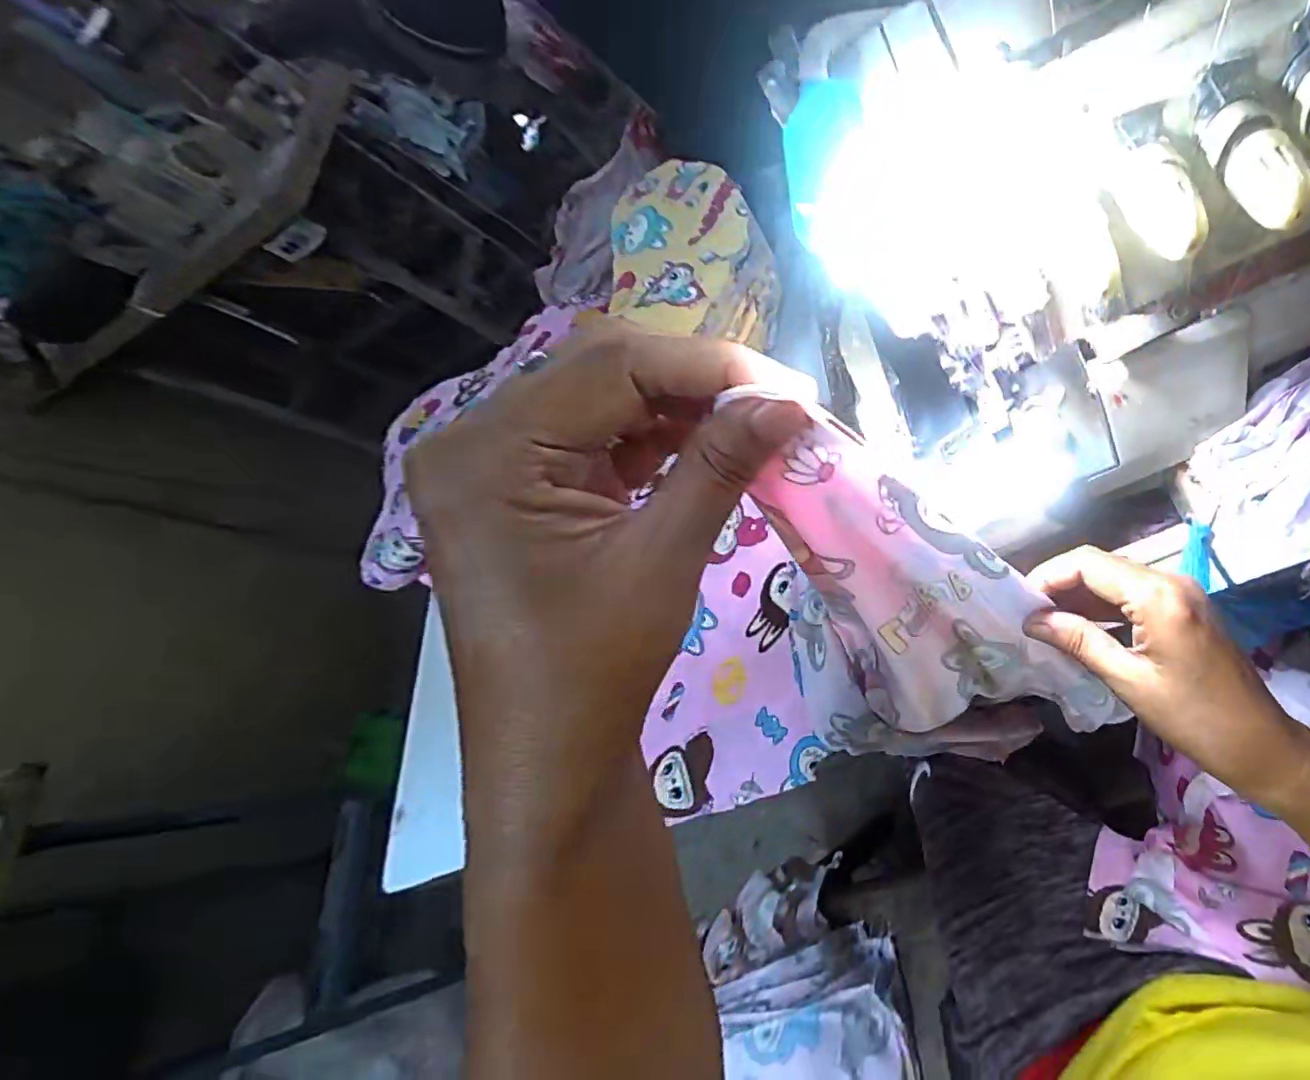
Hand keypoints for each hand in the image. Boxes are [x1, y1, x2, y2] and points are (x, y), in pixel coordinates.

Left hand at [405, 315, 812, 852]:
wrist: (552, 749)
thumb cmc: (597, 664)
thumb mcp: (664, 556)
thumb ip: (722, 465)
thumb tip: (791, 404)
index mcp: (490, 451)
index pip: (613, 367)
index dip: (710, 366)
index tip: (789, 387)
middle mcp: (477, 437)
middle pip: (604, 370)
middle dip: (699, 380)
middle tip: (778, 403)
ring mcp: (498, 462)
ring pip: (607, 399)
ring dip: (685, 406)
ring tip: (756, 424)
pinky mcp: (525, 486)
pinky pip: (601, 437)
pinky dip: (662, 437)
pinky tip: (712, 446)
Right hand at [1022, 547, 1309, 805]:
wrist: (1259, 742)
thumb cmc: (1194, 718)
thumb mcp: (1129, 681)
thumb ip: (1080, 641)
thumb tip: (1034, 620)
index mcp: (1157, 595)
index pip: (1088, 563)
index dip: (1048, 576)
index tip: (1020, 602)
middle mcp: (1170, 580)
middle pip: (1102, 564)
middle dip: (1061, 584)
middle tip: (1028, 613)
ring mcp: (1181, 591)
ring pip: (1116, 577)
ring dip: (1081, 594)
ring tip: (1046, 620)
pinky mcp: (1184, 606)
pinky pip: (1134, 594)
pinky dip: (1105, 605)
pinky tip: (1081, 625)